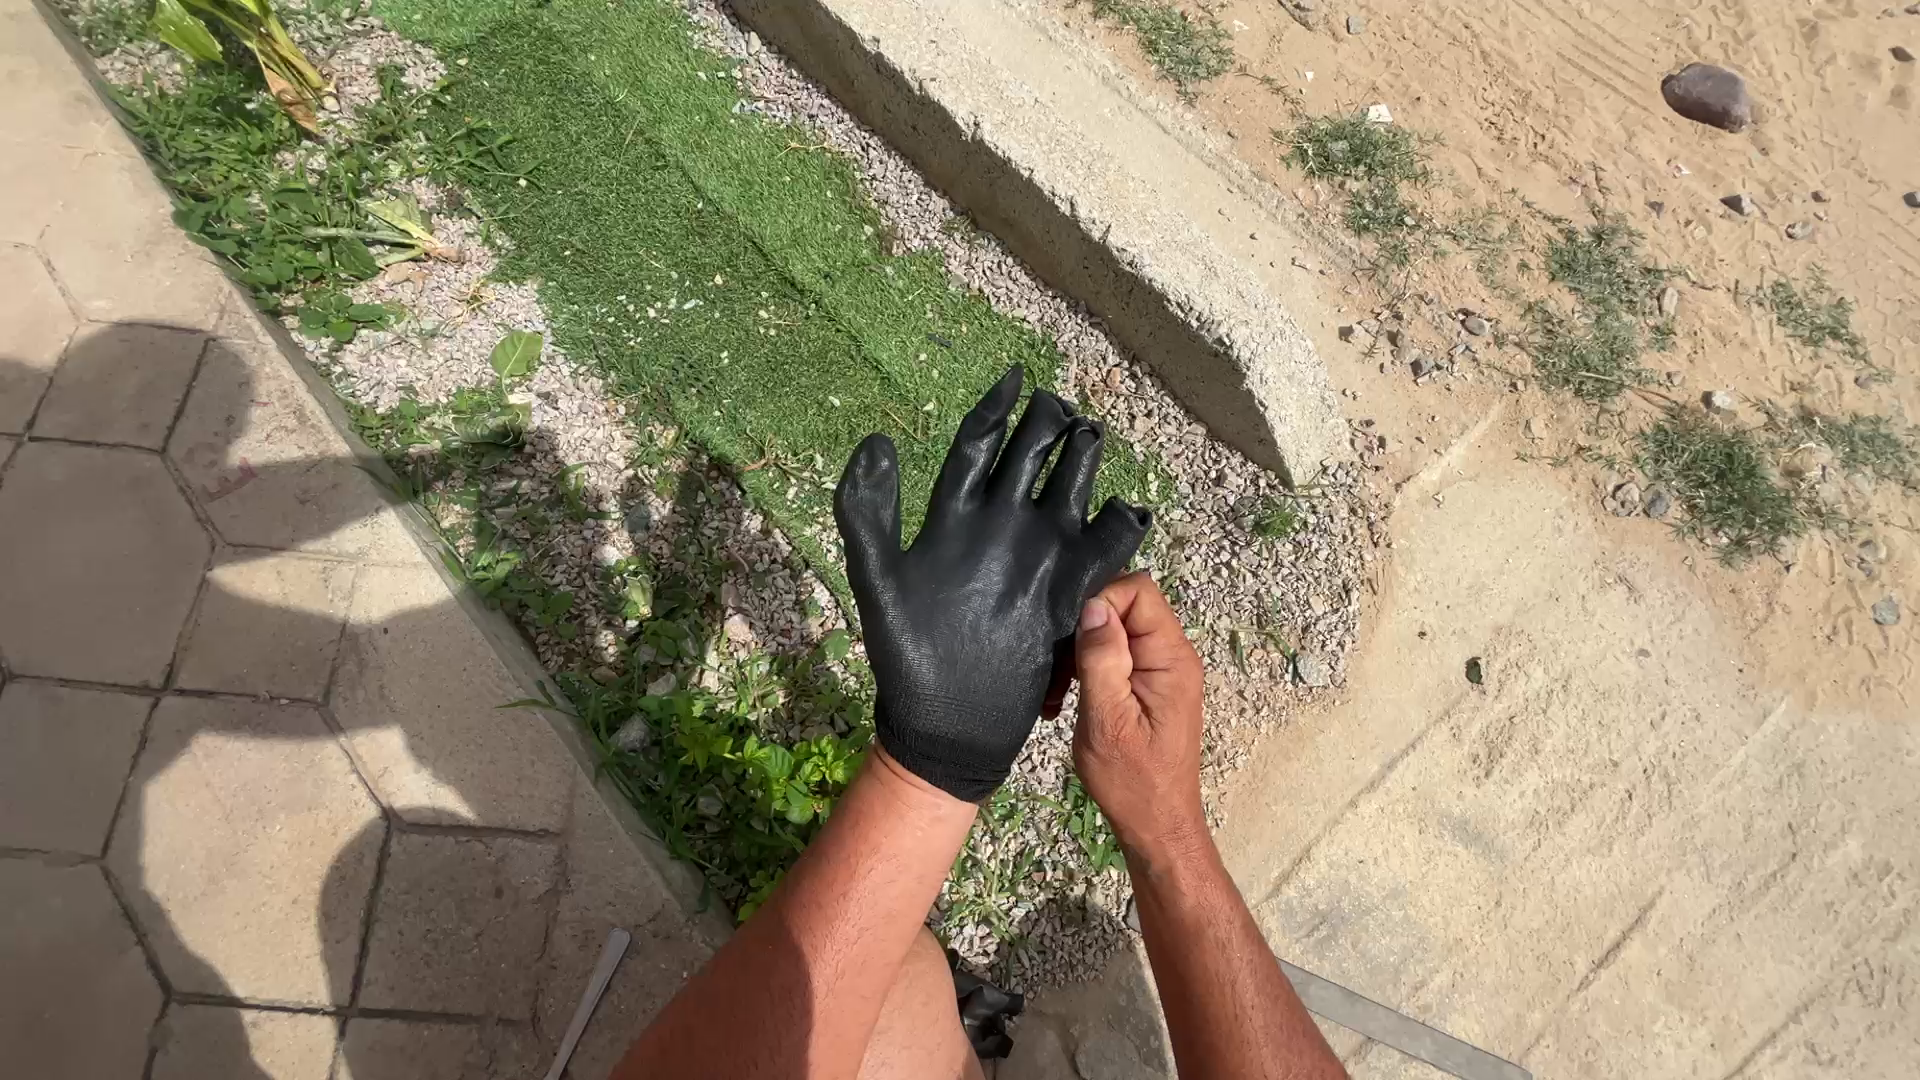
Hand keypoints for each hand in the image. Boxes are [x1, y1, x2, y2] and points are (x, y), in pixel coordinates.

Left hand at [835, 366, 1151, 800]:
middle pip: (1029, 456)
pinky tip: (1124, 510)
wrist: (948, 721)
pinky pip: (1103, 548)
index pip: (978, 444)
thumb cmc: (907, 651)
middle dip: (1046, 424)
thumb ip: (868, 511)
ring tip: (1089, 435)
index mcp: (957, 516)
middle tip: (1059, 407)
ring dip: (1081, 458)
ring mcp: (1038, 555)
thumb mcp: (877, 578)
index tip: (1012, 377)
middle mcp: (1001, 526)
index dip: (994, 408)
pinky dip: (1118, 527)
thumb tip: (876, 439)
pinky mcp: (1069, 590)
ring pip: (1068, 488)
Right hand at [1072, 572, 1206, 860]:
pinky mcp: (1146, 683)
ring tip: (1058, 691)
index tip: (1073, 636)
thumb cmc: (1131, 780)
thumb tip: (1093, 605)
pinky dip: (1086, 669)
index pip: (1139, 591)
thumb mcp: (1107, 719)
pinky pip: (1114, 654)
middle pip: (1125, 606)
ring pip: (1114, 630)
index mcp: (1171, 657)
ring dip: (1080, 653)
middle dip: (1085, 628)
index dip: (1102, 600)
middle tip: (1059, 670)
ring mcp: (1160, 669)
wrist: (1155, 825)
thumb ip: (1102, 659)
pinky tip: (1066, 697)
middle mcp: (1172, 654)